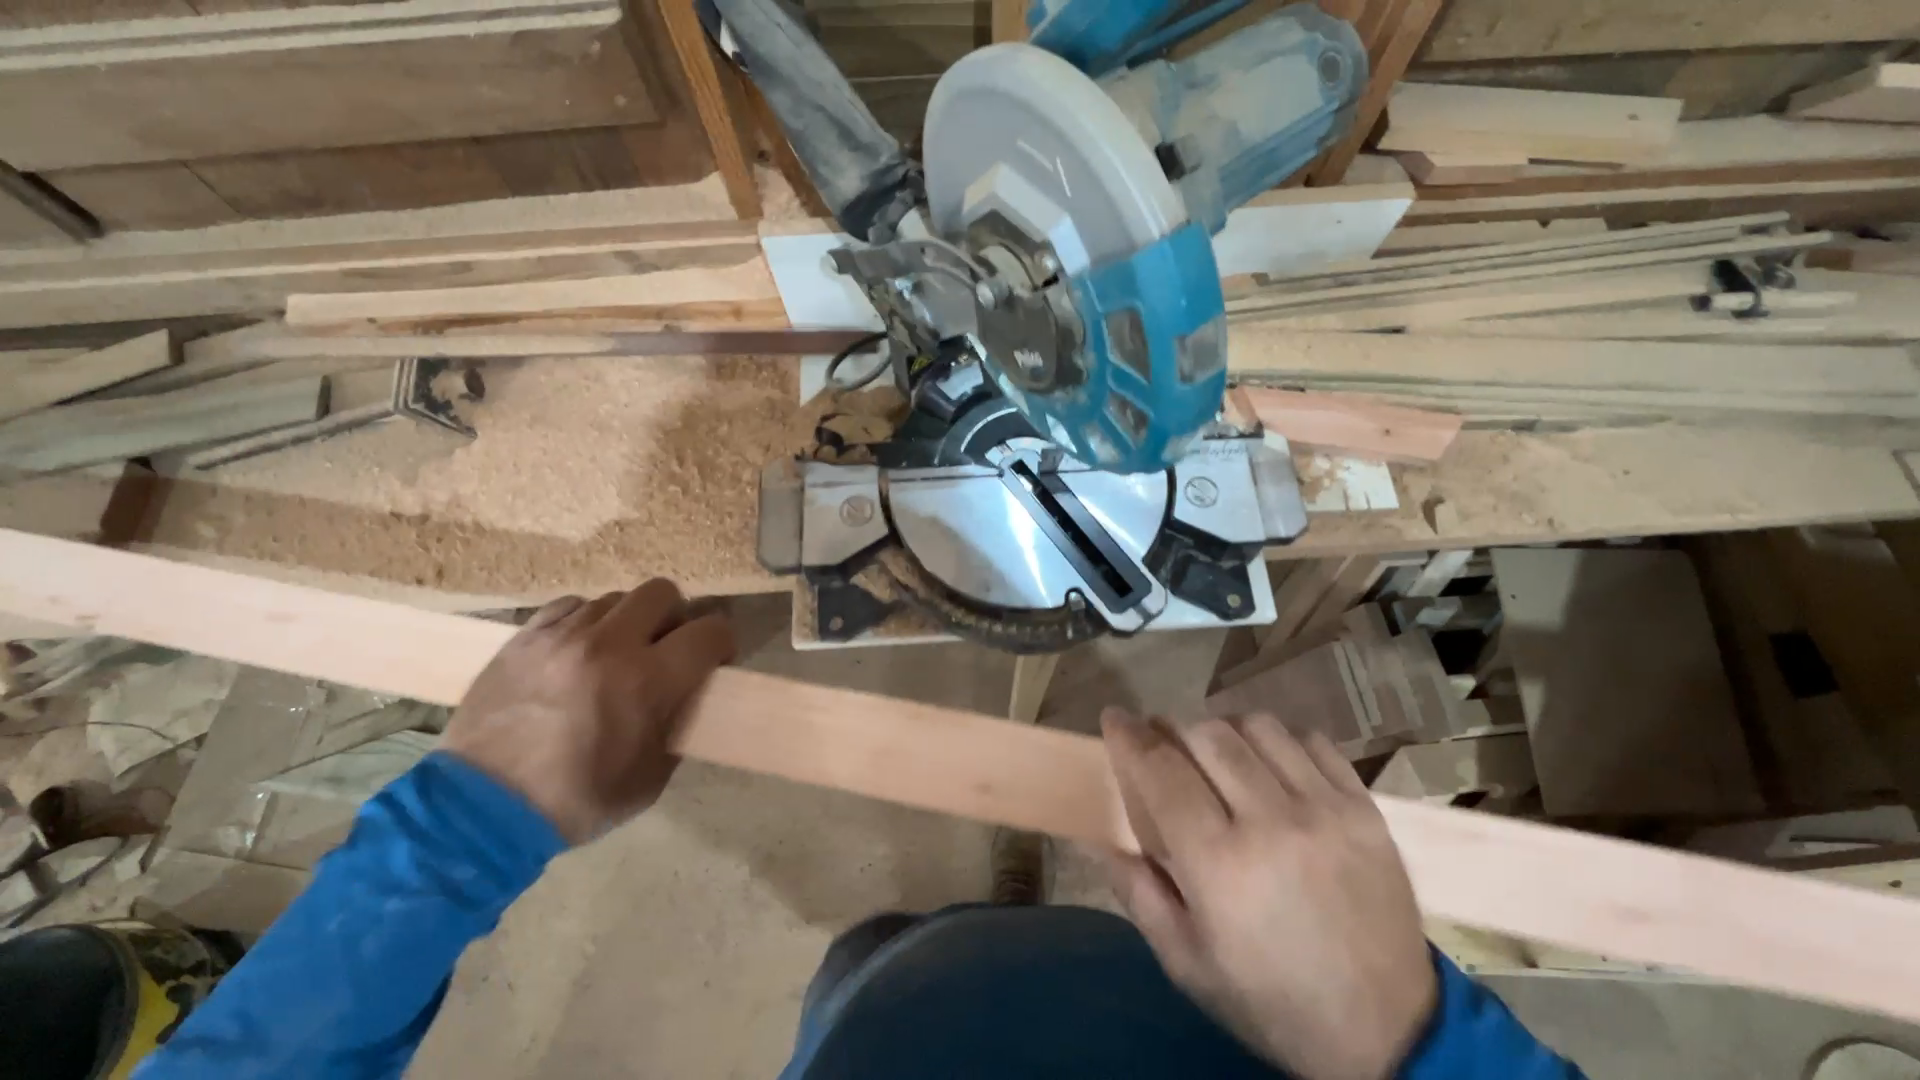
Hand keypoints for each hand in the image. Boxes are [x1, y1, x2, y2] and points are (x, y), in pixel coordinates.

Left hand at [443, 581, 734, 843]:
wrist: (481, 807)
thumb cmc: (576, 800)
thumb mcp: (651, 777)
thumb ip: (677, 725)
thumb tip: (687, 694)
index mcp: (647, 680)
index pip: (708, 631)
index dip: (723, 642)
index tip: (716, 659)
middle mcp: (608, 644)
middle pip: (662, 593)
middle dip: (676, 617)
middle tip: (667, 648)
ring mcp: (561, 635)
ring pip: (615, 598)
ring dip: (628, 621)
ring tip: (617, 652)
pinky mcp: (524, 636)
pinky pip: (570, 605)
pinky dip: (586, 621)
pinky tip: (580, 648)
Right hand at [1101, 709, 1435, 1079]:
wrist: (1387, 1029)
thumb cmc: (1271, 1001)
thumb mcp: (1187, 964)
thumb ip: (1138, 894)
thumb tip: (1103, 839)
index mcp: (1218, 865)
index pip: (1162, 771)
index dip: (1130, 737)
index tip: (1114, 718)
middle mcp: (1271, 822)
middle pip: (1206, 736)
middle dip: (1173, 731)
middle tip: (1163, 745)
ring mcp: (1325, 810)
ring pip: (1258, 728)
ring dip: (1224, 732)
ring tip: (1217, 757)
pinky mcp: (1365, 809)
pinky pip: (1311, 742)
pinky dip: (1278, 742)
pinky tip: (1270, 767)